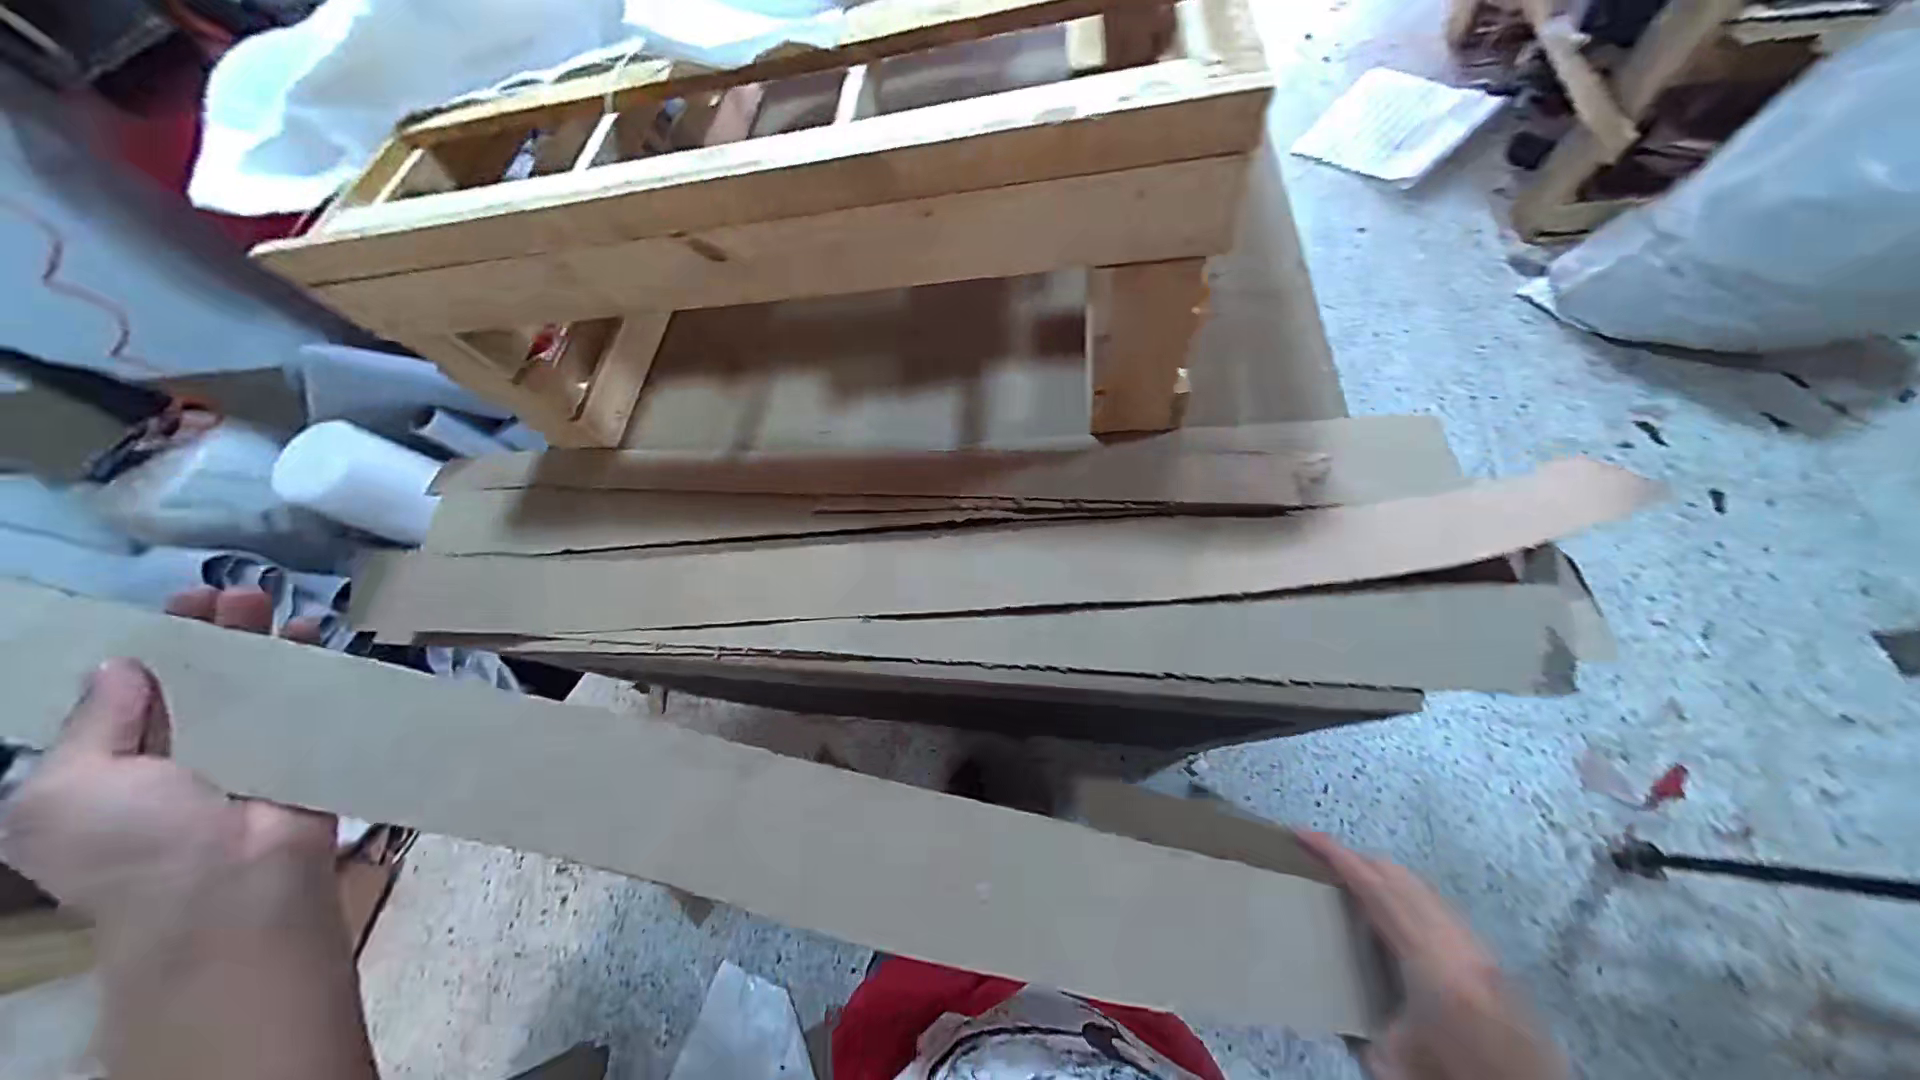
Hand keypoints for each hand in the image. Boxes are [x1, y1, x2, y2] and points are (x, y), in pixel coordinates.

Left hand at [1, 587, 333, 925]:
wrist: (233, 882)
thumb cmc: (133, 840)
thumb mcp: (65, 786)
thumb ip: (92, 723)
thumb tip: (121, 667)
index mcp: (113, 761)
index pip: (134, 688)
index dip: (153, 644)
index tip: (181, 603)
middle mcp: (182, 749)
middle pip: (201, 676)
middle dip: (215, 632)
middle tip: (236, 593)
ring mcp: (251, 747)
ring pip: (257, 681)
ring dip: (265, 641)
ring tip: (275, 602)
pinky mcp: (305, 748)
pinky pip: (307, 699)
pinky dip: (314, 666)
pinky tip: (318, 636)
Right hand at [1295, 831, 1569, 1079]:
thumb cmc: (1463, 1074)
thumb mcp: (1398, 1060)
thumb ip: (1360, 1025)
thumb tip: (1331, 1010)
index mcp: (1425, 956)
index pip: (1373, 886)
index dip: (1335, 854)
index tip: (1302, 833)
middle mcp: (1453, 938)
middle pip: (1397, 875)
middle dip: (1355, 859)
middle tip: (1319, 859)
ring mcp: (1475, 945)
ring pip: (1420, 887)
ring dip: (1381, 876)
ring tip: (1350, 883)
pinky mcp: (1489, 958)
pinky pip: (1437, 906)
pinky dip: (1405, 895)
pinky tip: (1393, 919)